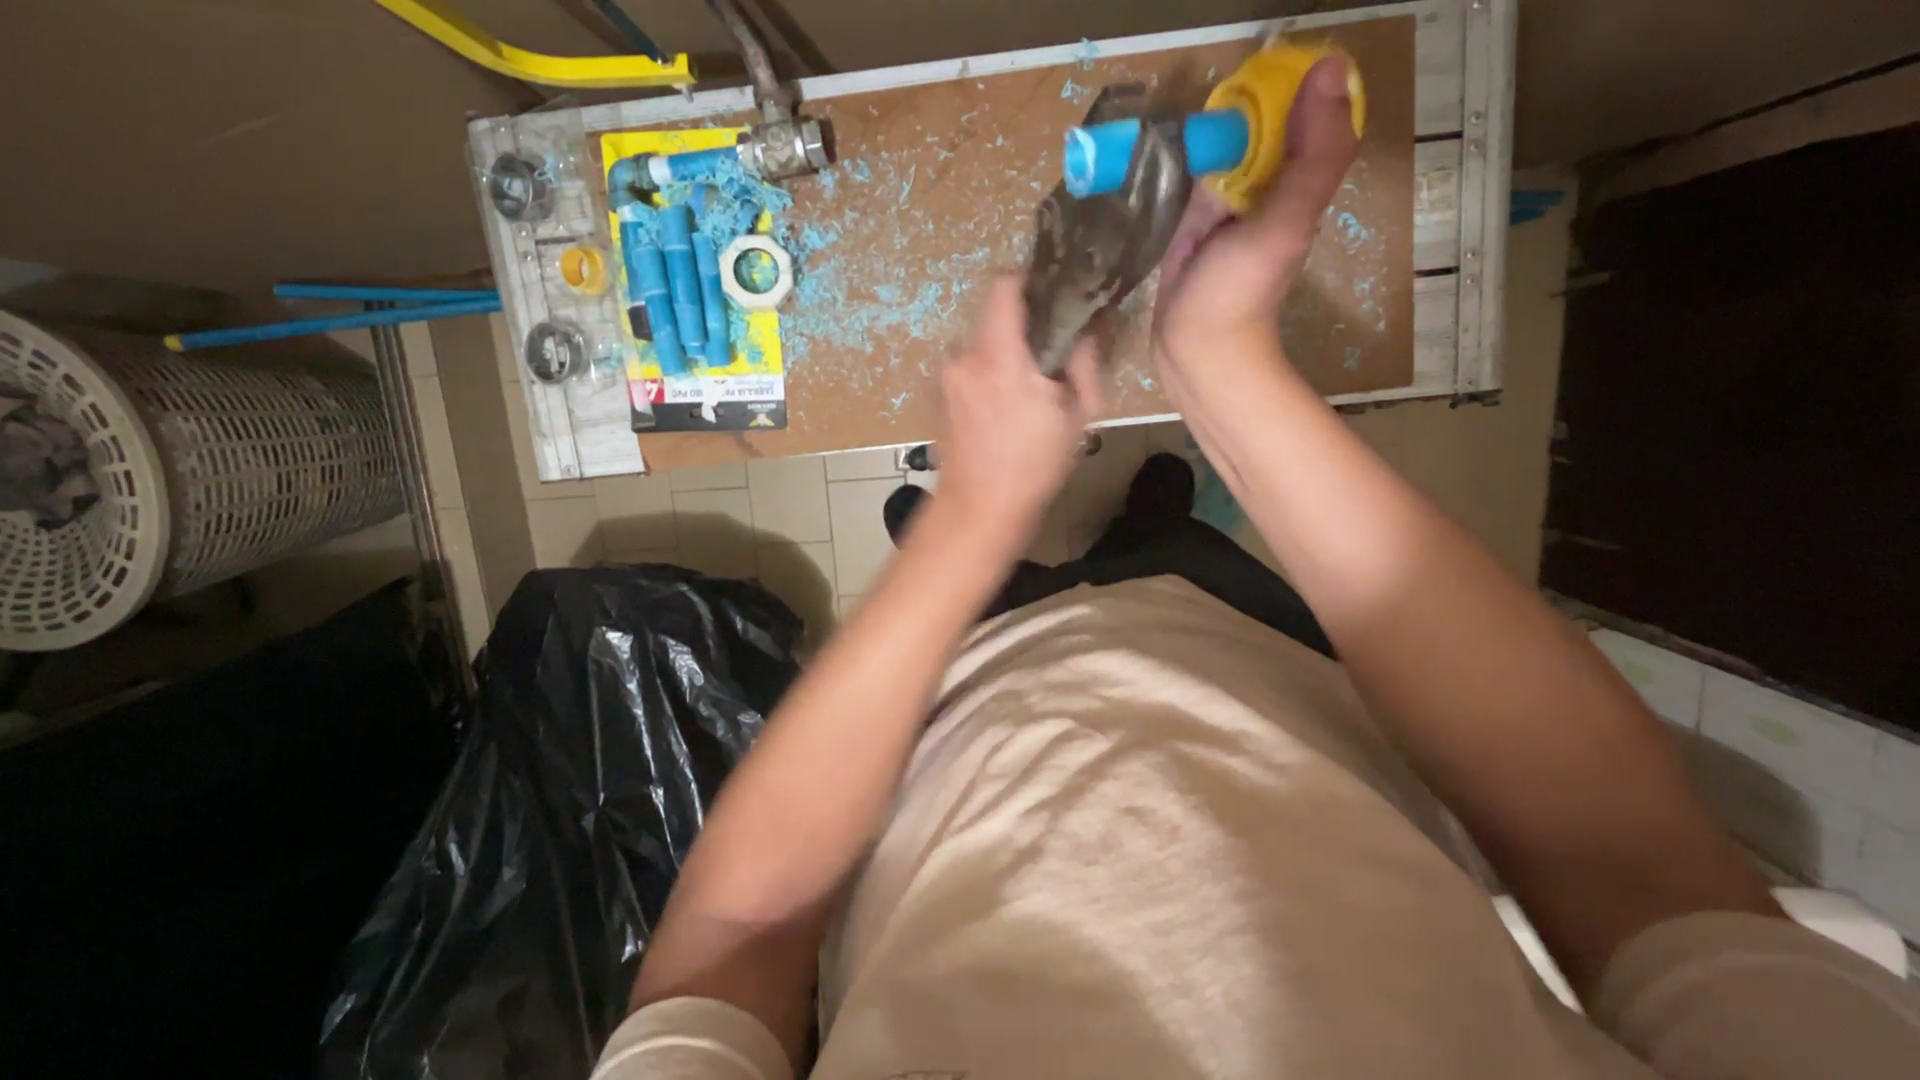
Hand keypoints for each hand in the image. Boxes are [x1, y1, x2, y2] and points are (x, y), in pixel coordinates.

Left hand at [933, 276, 1101, 543]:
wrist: (979, 508)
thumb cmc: (1034, 465)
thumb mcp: (1077, 415)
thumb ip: (1082, 361)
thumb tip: (1084, 330)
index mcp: (1000, 356)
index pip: (1003, 285)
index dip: (1027, 281)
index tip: (1048, 295)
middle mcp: (965, 357)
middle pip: (992, 316)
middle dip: (1020, 328)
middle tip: (1045, 355)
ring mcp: (945, 376)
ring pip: (979, 345)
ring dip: (1001, 355)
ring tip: (1022, 390)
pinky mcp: (935, 395)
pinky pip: (966, 369)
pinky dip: (984, 376)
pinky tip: (999, 409)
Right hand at [1152, 57, 1360, 400]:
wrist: (1198, 355)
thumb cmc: (1240, 294)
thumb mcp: (1285, 221)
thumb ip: (1313, 155)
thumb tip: (1331, 68)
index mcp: (1293, 178)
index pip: (1293, 109)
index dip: (1276, 84)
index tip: (1247, 77)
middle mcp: (1262, 186)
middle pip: (1252, 125)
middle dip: (1232, 108)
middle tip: (1203, 107)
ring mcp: (1223, 207)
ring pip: (1217, 150)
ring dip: (1201, 134)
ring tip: (1172, 126)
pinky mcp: (1189, 227)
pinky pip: (1188, 180)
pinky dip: (1177, 164)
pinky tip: (1156, 157)